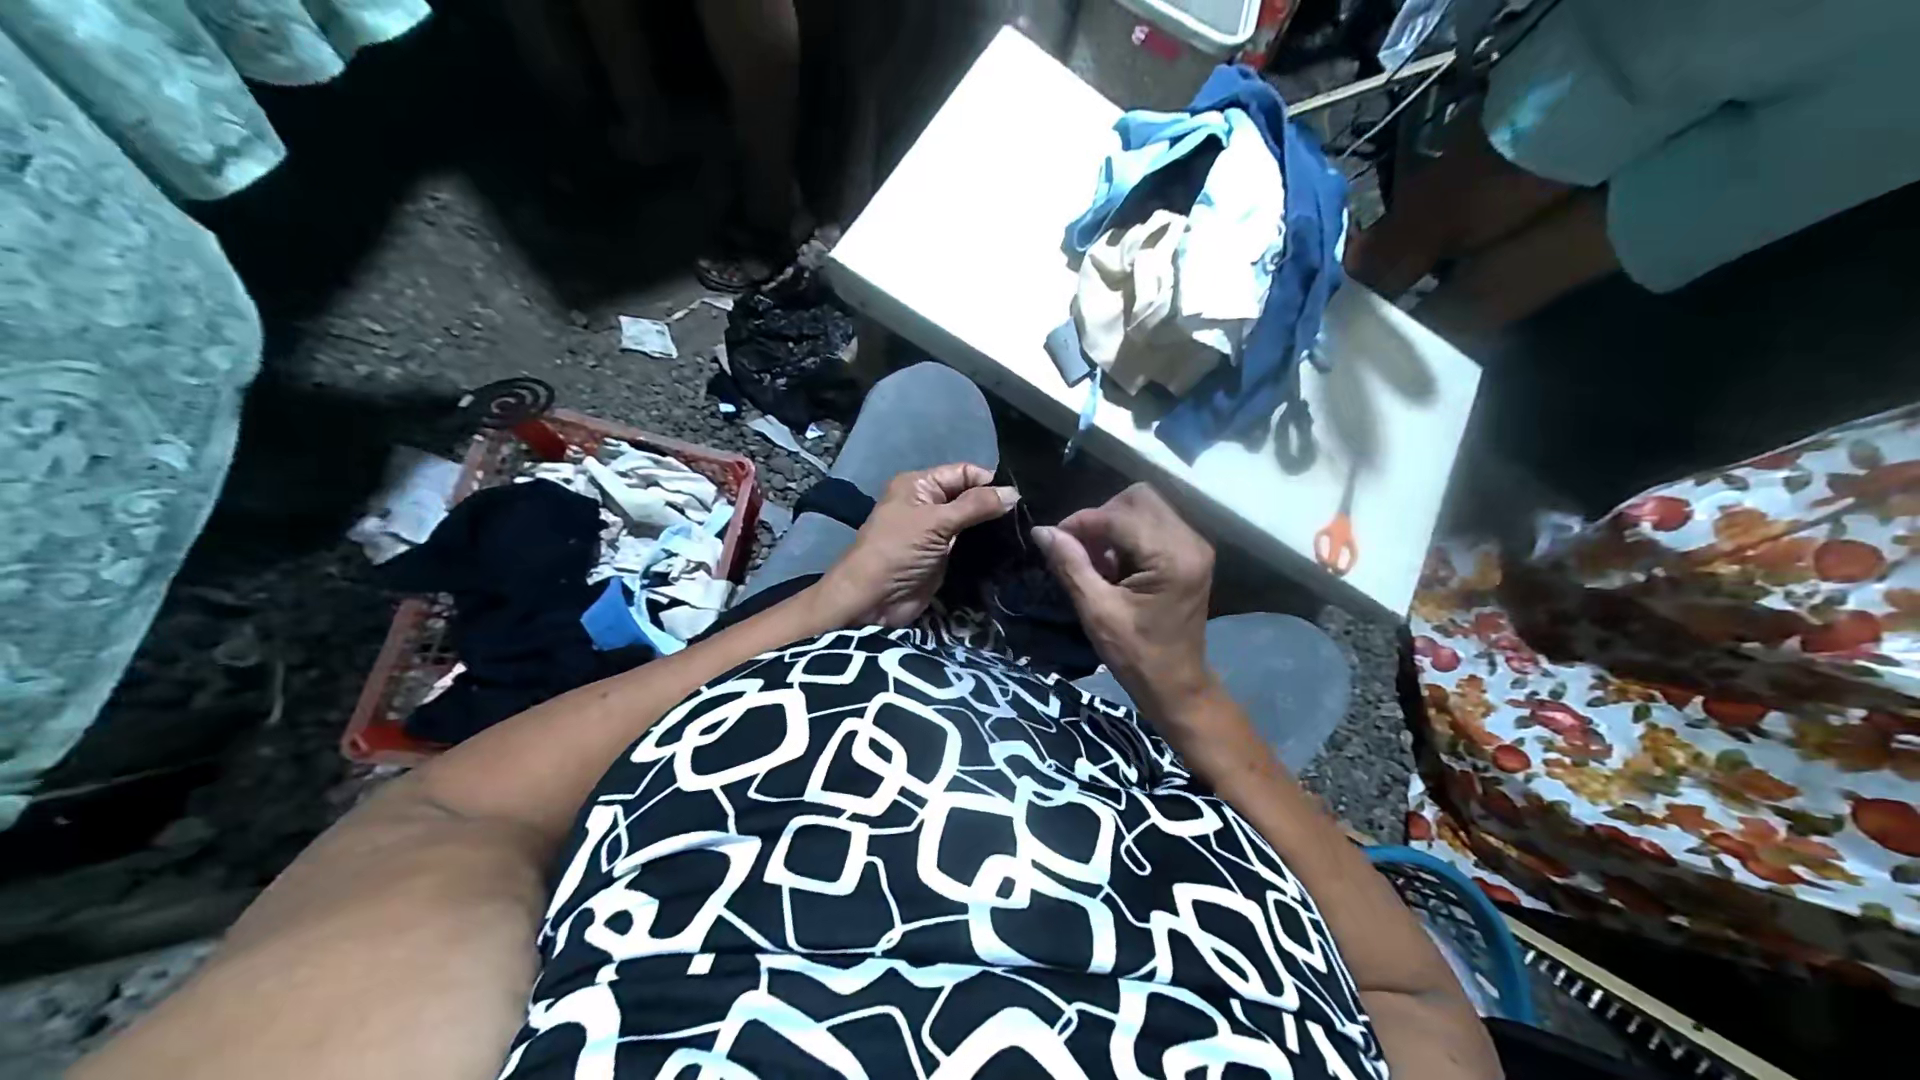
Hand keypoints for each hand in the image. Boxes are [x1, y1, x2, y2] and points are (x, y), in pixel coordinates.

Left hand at [814, 464, 1017, 626]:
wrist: (872, 600)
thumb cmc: (898, 552)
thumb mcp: (935, 523)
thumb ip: (975, 506)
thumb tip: (1014, 492)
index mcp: (920, 485)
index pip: (964, 473)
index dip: (990, 481)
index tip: (1021, 496)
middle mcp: (929, 504)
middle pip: (970, 496)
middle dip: (996, 504)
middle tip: (1028, 515)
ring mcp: (936, 531)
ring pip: (973, 521)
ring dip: (994, 526)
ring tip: (1025, 530)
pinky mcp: (944, 555)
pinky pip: (970, 544)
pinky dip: (988, 545)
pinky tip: (1012, 546)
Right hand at [1031, 483, 1217, 720]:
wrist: (1176, 685)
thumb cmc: (1136, 655)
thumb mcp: (1096, 611)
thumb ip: (1070, 565)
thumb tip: (1041, 531)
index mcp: (1173, 556)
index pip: (1119, 516)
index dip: (1081, 522)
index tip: (1054, 540)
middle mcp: (1190, 541)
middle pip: (1138, 498)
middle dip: (1100, 517)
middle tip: (1078, 549)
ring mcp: (1194, 545)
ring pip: (1145, 507)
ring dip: (1113, 525)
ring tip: (1095, 560)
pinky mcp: (1190, 553)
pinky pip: (1153, 523)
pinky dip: (1127, 534)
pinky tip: (1113, 564)